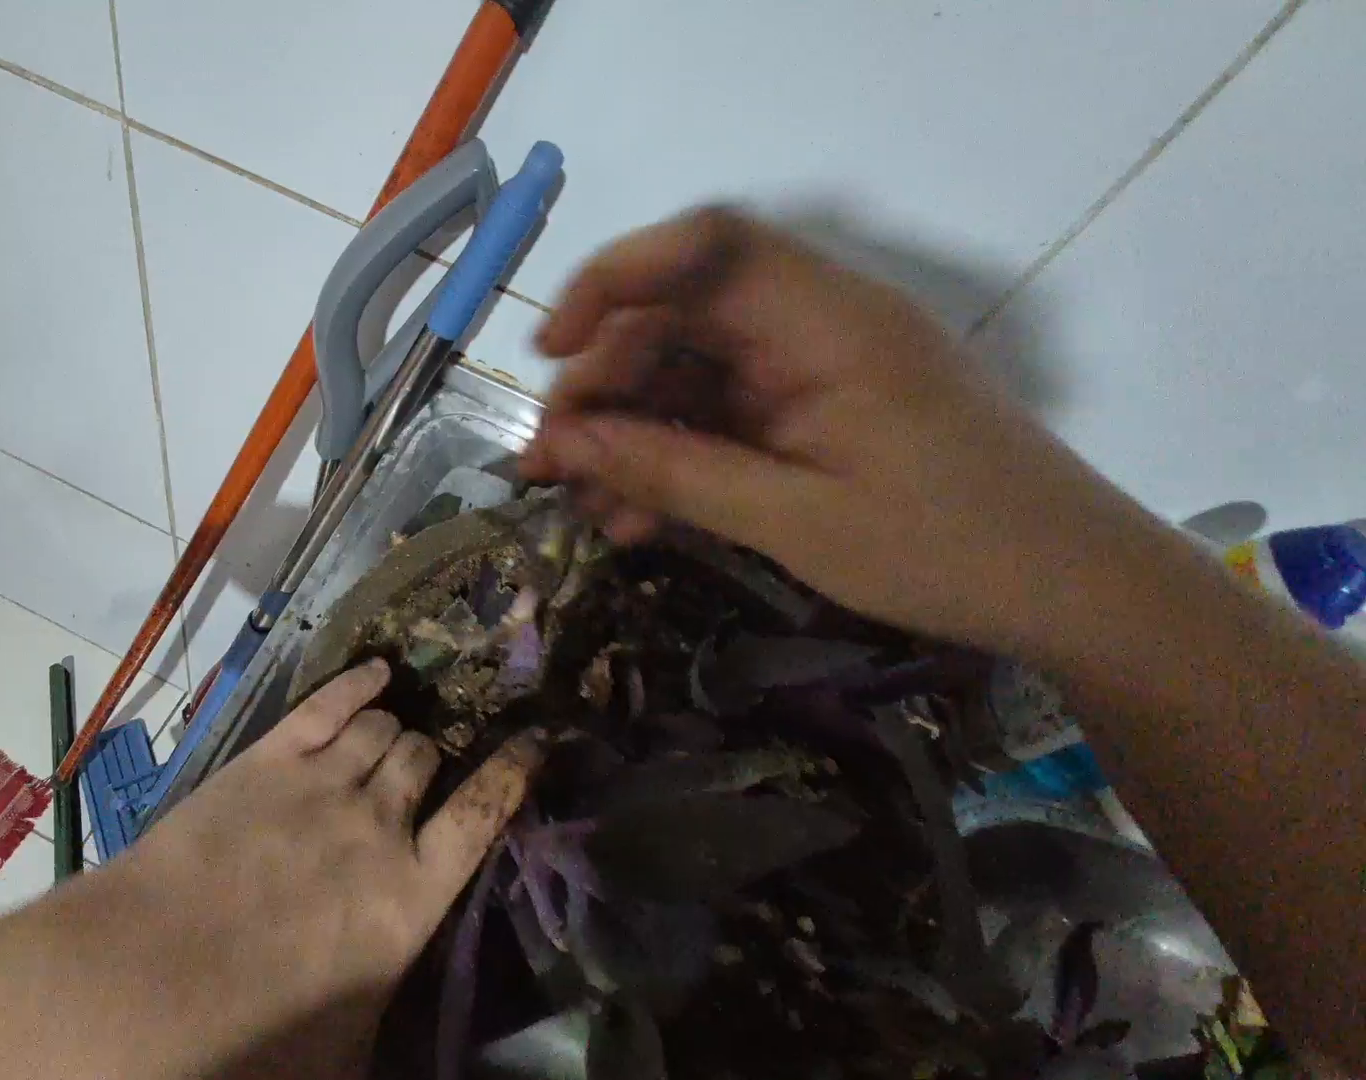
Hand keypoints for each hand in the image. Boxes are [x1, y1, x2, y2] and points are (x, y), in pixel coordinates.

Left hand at [101, 659, 539, 1079]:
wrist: (146, 978)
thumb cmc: (250, 1035)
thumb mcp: (347, 1050)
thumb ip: (391, 1011)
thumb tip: (421, 1045)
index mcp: (409, 894)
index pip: (483, 812)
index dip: (513, 771)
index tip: (533, 740)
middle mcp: (378, 823)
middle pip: (422, 757)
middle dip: (426, 758)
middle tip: (417, 767)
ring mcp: (322, 781)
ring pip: (380, 728)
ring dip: (390, 728)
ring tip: (385, 735)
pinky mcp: (269, 757)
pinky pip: (328, 704)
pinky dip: (357, 683)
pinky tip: (374, 673)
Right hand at [521, 206, 1182, 658]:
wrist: (1069, 593)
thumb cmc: (948, 551)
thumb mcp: (795, 520)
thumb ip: (673, 474)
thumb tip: (563, 444)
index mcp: (827, 324)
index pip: (706, 247)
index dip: (613, 279)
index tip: (551, 350)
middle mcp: (810, 328)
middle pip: (676, 319)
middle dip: (600, 385)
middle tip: (547, 460)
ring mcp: (806, 372)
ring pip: (682, 376)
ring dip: (623, 435)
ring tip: (578, 503)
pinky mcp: (803, 414)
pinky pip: (711, 421)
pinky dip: (664, 462)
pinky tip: (628, 518)